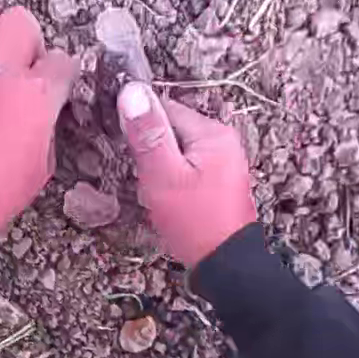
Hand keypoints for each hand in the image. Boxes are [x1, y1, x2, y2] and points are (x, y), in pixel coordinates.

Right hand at [116, 82, 256, 267]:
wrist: (226, 266)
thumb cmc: (195, 223)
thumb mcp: (164, 176)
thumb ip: (149, 134)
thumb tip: (132, 91)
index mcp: (213, 133)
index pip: (165, 110)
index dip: (143, 131)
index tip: (135, 155)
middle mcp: (224, 142)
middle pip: (172, 132)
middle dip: (154, 156)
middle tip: (153, 183)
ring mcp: (225, 163)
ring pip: (178, 154)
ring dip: (163, 173)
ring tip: (165, 197)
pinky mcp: (220, 182)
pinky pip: (188, 171)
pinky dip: (175, 184)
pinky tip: (174, 203)